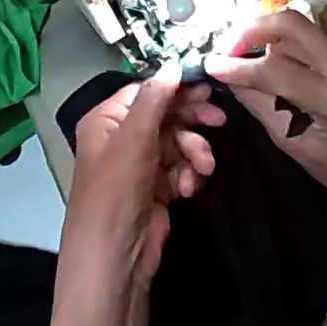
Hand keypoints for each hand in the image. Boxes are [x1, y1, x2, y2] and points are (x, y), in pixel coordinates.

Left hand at [62, 66, 225, 289]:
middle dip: (192, 120)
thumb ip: (156, 98)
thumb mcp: (134, 138)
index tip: (206, 86)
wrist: (114, 262)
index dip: (176, 87)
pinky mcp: (156, 188)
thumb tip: (174, 63)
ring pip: (178, 141)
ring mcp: (140, 164)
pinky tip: (189, 187)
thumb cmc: (116, 192)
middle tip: (218, 119)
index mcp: (107, 119)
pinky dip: (189, 174)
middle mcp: (122, 137)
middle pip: (166, 114)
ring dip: (194, 152)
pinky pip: (180, 167)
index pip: (147, 91)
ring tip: (202, 168)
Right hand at [205, 12, 326, 211]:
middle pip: (292, 25)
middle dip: (252, 30)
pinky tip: (272, 65)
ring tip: (245, 58)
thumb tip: (224, 72)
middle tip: (228, 49)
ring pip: (297, 28)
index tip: (212, 65)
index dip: (240, 66)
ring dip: (265, 37)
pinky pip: (306, 38)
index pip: (279, 70)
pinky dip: (282, 45)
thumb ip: (257, 102)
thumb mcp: (288, 142)